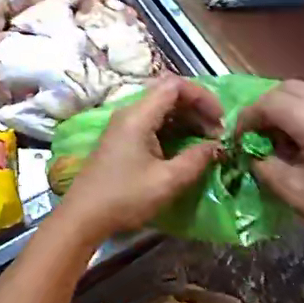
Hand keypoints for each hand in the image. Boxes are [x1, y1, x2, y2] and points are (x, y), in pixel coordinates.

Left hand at [50, 77, 224, 242]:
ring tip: (207, 141)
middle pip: (169, 93)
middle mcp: (130, 113)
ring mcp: (124, 126)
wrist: (82, 217)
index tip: (221, 119)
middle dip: (197, 108)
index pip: (175, 85)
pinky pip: (153, 123)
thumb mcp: (167, 181)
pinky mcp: (122, 140)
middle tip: (217, 133)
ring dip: (187, 120)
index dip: (203, 96)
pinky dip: (174, 130)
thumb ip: (196, 159)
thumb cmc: (125, 198)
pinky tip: (186, 148)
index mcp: (138, 116)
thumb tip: (218, 146)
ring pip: (162, 108)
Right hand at [241, 81, 303, 279]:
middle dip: (266, 107)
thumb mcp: (298, 195)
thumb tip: (250, 149)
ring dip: (286, 108)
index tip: (238, 137)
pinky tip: (302, 139)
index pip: (274, 103)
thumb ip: (266, 165)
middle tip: (254, 134)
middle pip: (290, 88)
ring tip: (276, 138)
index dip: (249, 116)